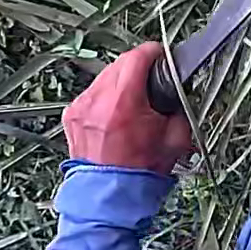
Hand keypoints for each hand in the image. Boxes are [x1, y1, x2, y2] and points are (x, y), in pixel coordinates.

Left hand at [63, 43, 193, 173]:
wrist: (112, 197)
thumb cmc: (142, 170)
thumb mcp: (176, 137)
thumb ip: (178, 107)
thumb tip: (177, 90)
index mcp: (123, 102)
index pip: (138, 57)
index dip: (155, 52)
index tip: (163, 55)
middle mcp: (97, 100)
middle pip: (119, 63)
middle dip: (138, 65)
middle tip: (153, 77)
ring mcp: (80, 107)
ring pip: (104, 76)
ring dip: (121, 80)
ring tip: (135, 96)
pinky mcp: (72, 116)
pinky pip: (92, 93)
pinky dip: (106, 96)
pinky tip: (117, 111)